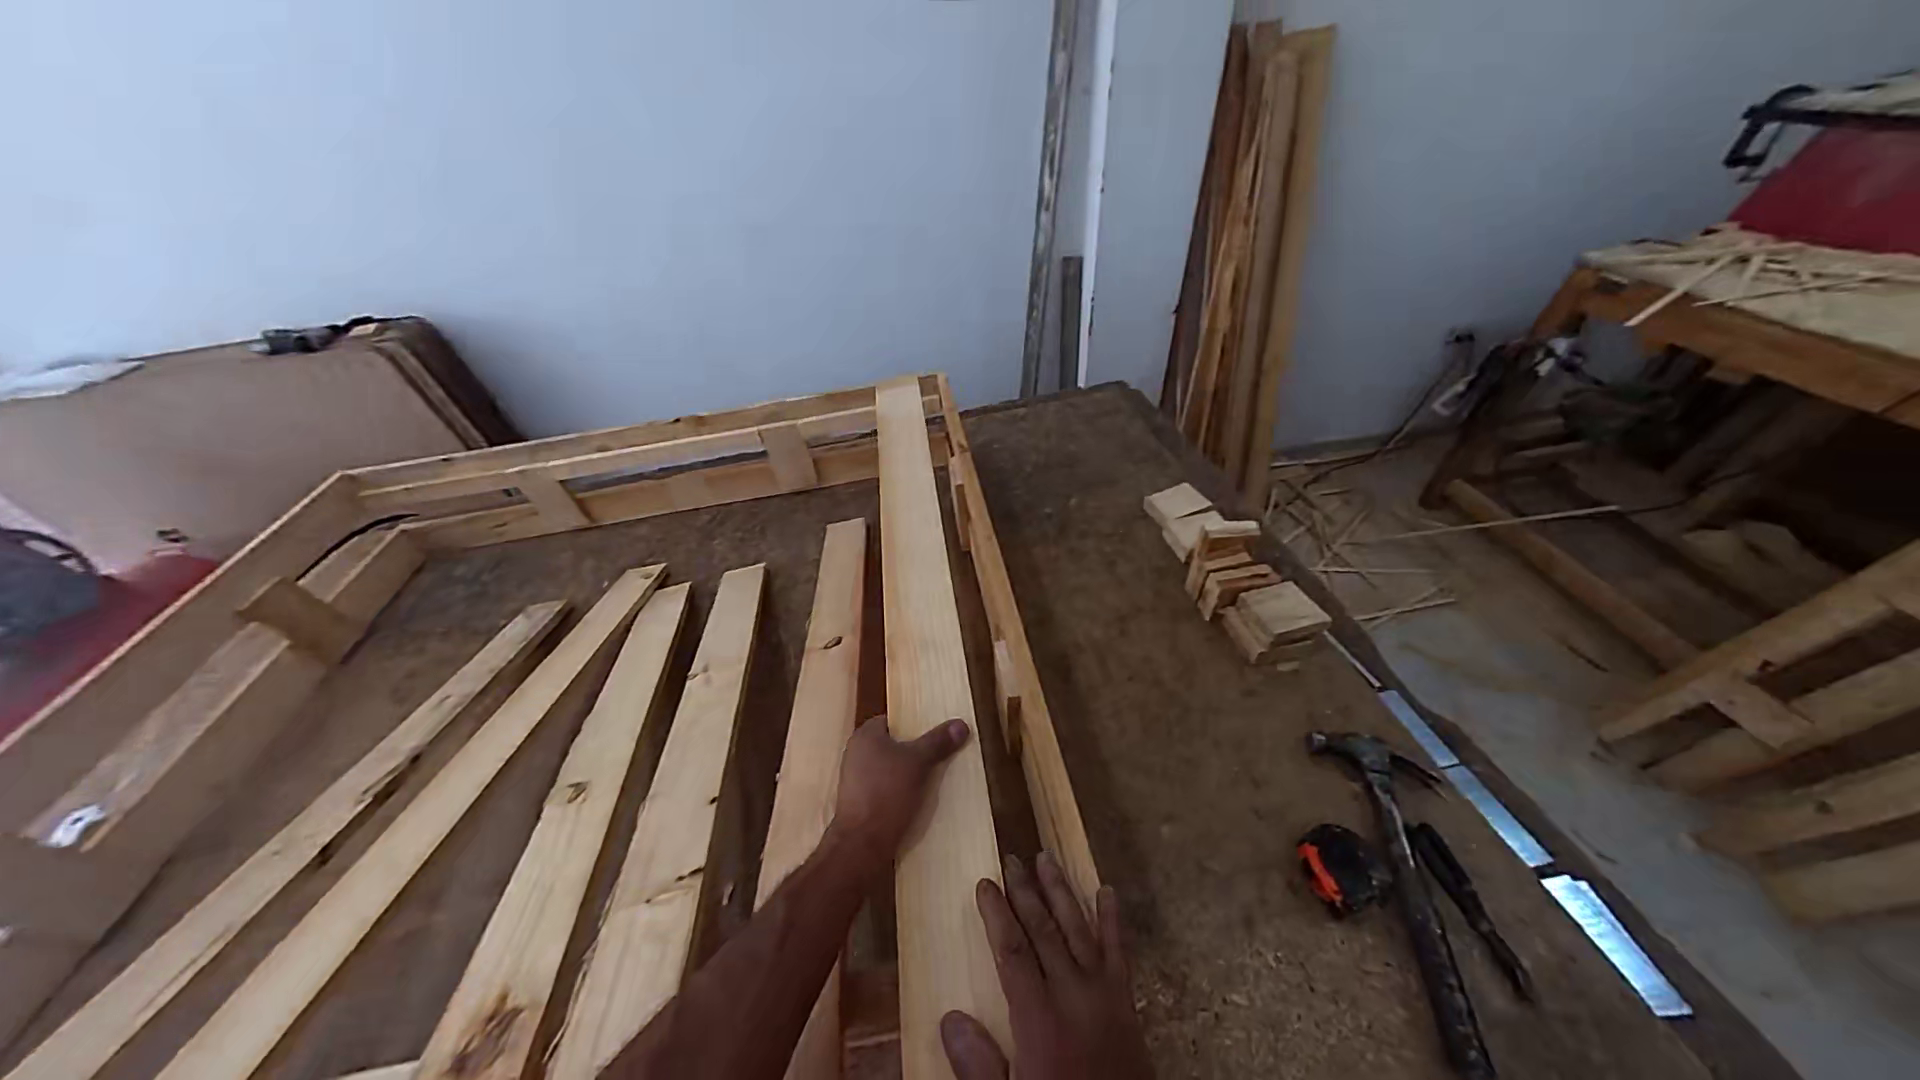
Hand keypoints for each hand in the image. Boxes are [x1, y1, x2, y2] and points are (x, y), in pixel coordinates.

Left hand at [830, 714, 969, 867]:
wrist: (863, 844)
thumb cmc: (888, 793)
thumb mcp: (919, 763)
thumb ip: (938, 742)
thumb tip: (960, 724)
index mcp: (864, 736)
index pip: (891, 720)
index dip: (913, 724)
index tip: (934, 733)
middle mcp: (855, 754)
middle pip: (891, 745)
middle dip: (913, 750)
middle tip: (938, 755)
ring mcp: (854, 781)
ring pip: (888, 769)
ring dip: (907, 774)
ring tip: (932, 779)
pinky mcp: (858, 804)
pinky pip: (883, 789)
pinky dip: (898, 792)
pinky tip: (916, 801)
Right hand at [941, 852, 1153, 1079]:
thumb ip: (980, 1065)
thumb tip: (949, 1018)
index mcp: (1039, 1017)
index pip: (1012, 950)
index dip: (996, 913)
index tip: (984, 883)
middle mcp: (1072, 994)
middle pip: (1043, 930)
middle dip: (1025, 892)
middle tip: (1012, 859)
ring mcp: (1103, 993)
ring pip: (1078, 929)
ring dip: (1061, 892)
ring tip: (1047, 858)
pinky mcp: (1125, 1001)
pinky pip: (1119, 951)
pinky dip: (1112, 920)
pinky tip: (1107, 891)